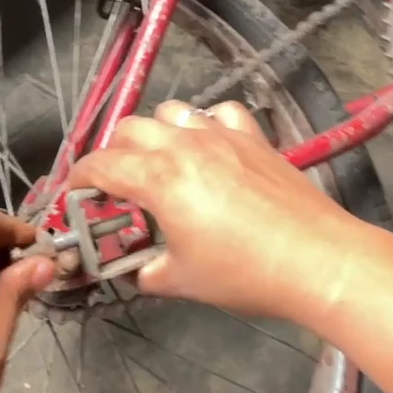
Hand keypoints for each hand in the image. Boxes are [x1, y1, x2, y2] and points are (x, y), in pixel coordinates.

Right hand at [65, 100, 366, 322]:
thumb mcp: (184, 281)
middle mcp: (182, 144)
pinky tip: (210, 144)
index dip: (80, 176)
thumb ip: (149, 271)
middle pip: (129, 129)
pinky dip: (206, 123)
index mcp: (158, 178)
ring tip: (161, 159)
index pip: (101, 164)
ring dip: (156, 131)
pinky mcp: (250, 135)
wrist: (316, 260)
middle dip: (114, 152)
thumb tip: (138, 270)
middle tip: (118, 182)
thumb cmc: (247, 272)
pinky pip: (218, 113)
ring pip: (170, 111)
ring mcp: (218, 134)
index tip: (76, 189)